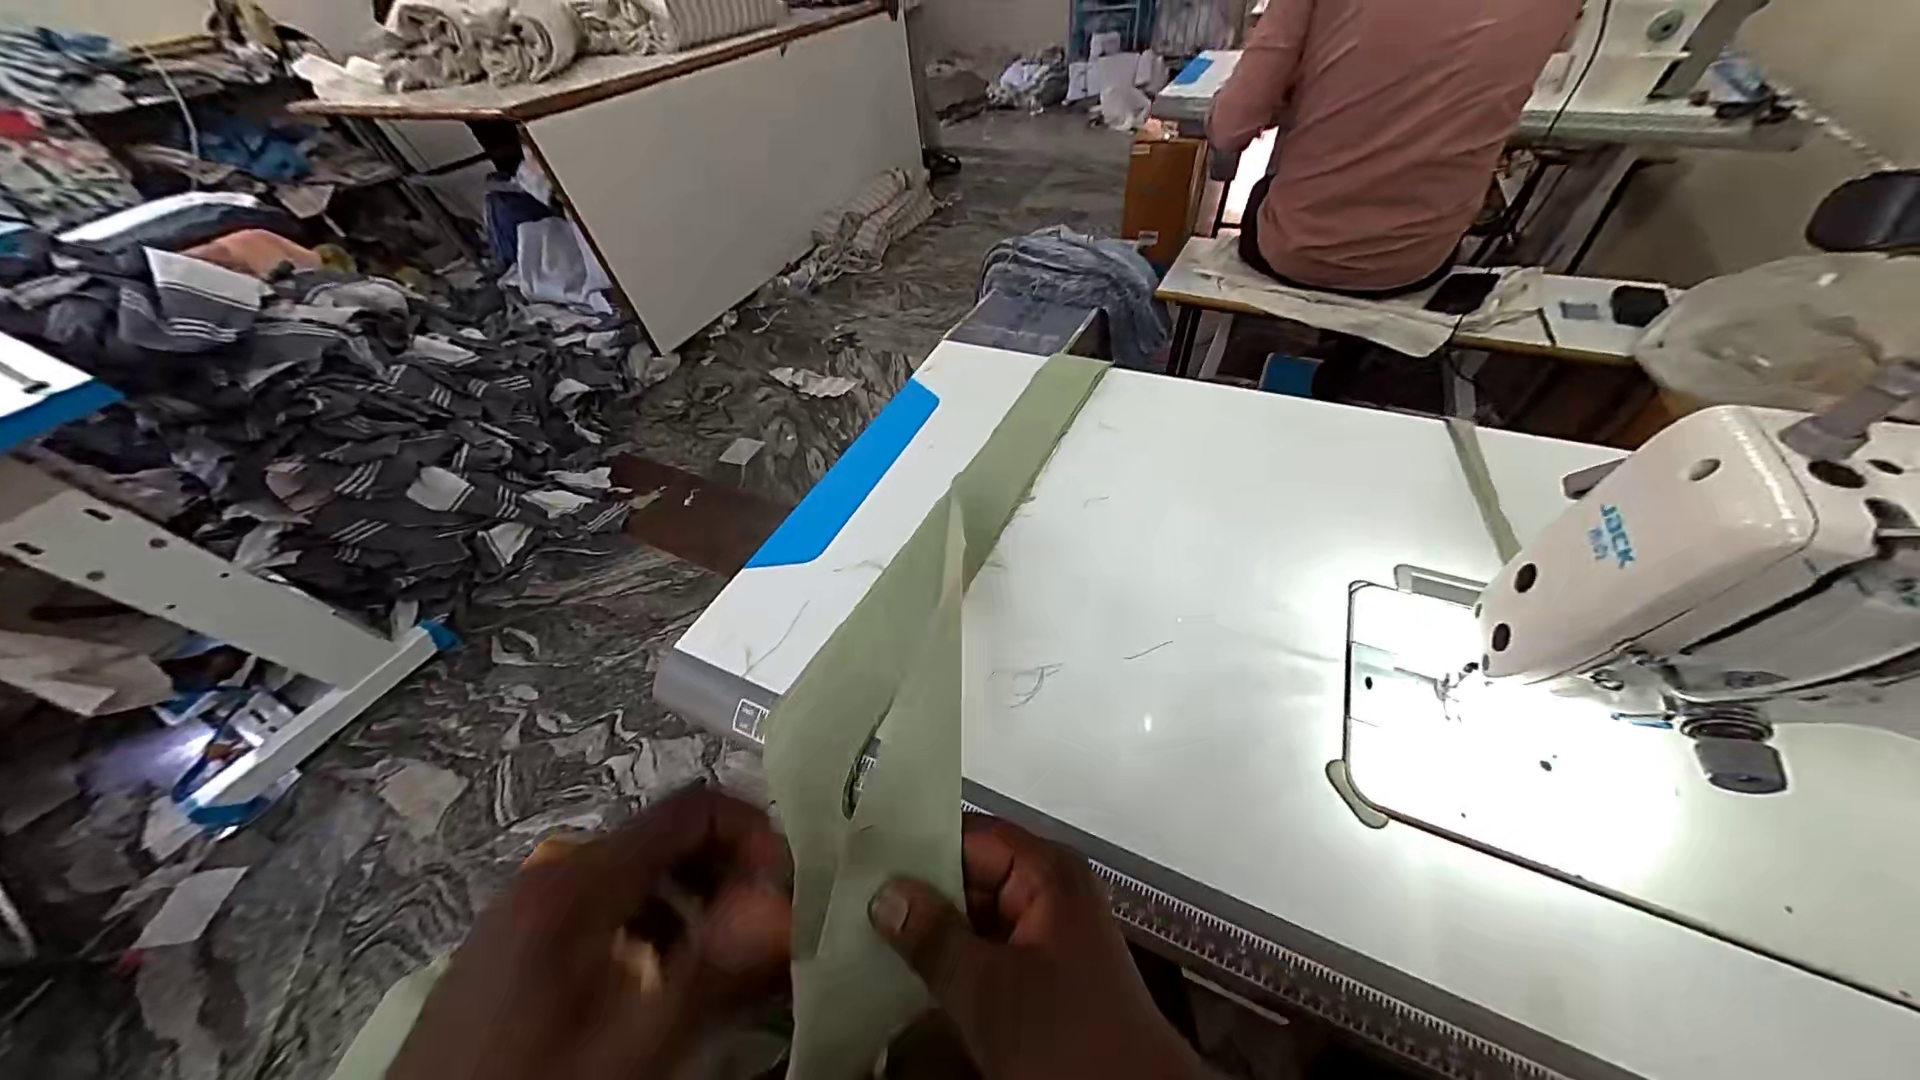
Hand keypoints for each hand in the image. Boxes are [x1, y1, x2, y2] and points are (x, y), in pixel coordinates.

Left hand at [390, 787, 790, 1079]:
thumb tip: (786, 907)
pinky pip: (609, 903)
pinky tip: (658, 981)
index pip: (693, 808)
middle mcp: (553, 873)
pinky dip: (654, 924)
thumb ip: (716, 968)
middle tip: (760, 929)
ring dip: (697, 900)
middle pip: (669, 836)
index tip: (783, 886)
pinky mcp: (517, 941)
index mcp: (578, 880)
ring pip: (642, 871)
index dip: (752, 832)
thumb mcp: (632, 1046)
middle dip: (729, 871)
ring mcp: (529, 906)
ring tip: (717, 960)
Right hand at [869, 816, 1209, 1079]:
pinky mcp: (1041, 965)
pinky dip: (954, 955)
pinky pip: (988, 943)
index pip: (974, 836)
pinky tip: (911, 967)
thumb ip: (934, 937)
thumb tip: (885, 894)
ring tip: (872, 930)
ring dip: (934, 928)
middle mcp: (1049, 887)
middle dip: (922, 892)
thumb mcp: (989, 990)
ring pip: (976, 911)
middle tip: (861, 900)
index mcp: (1048, 871)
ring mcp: (1046, 926)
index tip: (870, 859)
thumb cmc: (1067, 1040)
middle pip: (973, 872)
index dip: (923, 845)